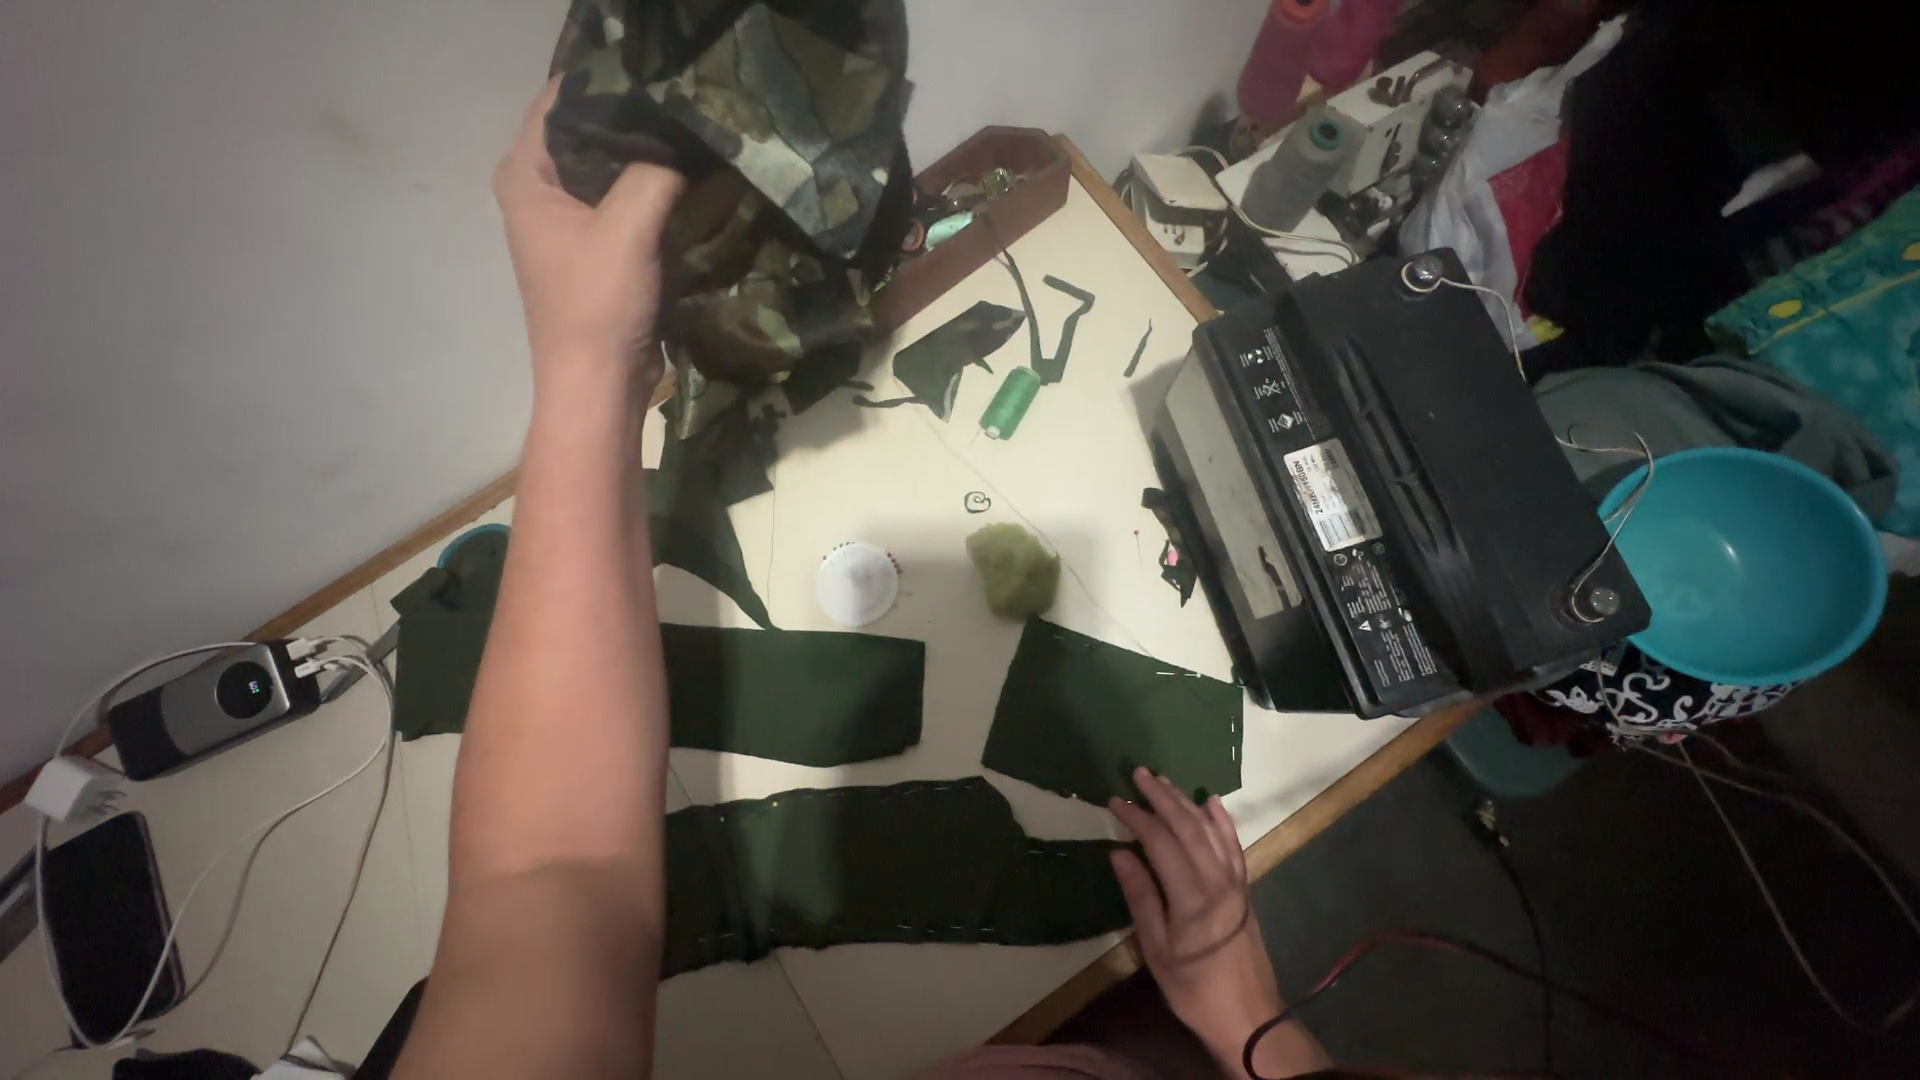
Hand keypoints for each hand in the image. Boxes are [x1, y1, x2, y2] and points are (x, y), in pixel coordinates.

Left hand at [493, 79, 682, 390]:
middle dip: (638, 119)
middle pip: (591, 133)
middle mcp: (541, 190)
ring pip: (614, 171)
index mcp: (526, 173)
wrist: (600, 384)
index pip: (563, 99)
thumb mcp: (627, 230)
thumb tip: (690, 133)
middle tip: (690, 103)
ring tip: (698, 136)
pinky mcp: (601, 251)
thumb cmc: (597, 305)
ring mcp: (571, 223)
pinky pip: (630, 205)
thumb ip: (655, 172)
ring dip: (652, 160)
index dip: (610, 80)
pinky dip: (657, 194)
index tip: (662, 70)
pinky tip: (693, 184)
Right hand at [1109, 768, 1285, 1071]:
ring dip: (1185, 802)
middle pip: (1186, 826)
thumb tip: (1119, 853)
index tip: (1114, 802)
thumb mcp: (1157, 950)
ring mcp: (1234, 881)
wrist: (1250, 1018)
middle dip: (1161, 797)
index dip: (1136, 817)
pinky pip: (1233, 845)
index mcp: (1191, 896)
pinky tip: (1212, 803)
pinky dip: (1222, 821)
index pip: (1160, 841)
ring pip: (1209, 830)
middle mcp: (1216, 880)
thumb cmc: (1194, 988)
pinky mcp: (1244, 888)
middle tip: (1138, 774)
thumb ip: (1141, 897)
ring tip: (1164, 781)